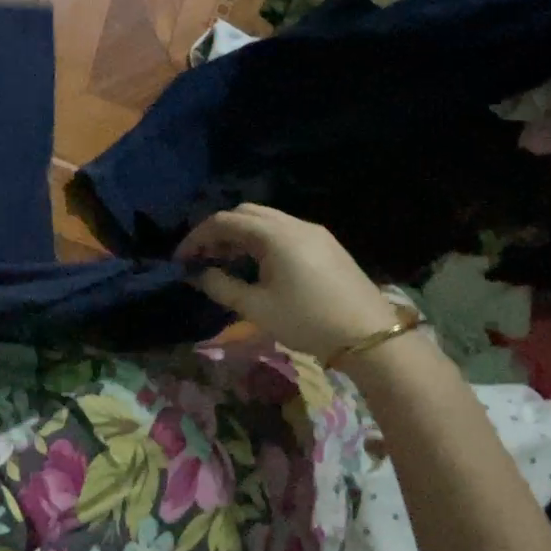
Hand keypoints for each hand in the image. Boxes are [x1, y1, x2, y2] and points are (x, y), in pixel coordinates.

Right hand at [176, 203, 398, 360]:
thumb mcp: (255, 308)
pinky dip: (259, 239)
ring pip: (265, 220)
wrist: (370, 337)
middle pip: (244, 213)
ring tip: (223, 261)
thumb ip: (220, 286)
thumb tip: (198, 274)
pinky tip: (253, 264)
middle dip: (216, 231)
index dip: (196, 237)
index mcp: (276, 236)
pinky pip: (282, 230)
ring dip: (238, 234)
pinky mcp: (325, 245)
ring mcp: (314, 233)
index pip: (224, 221)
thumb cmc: (307, 321)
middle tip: (201, 257)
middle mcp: (295, 225)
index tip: (180, 260)